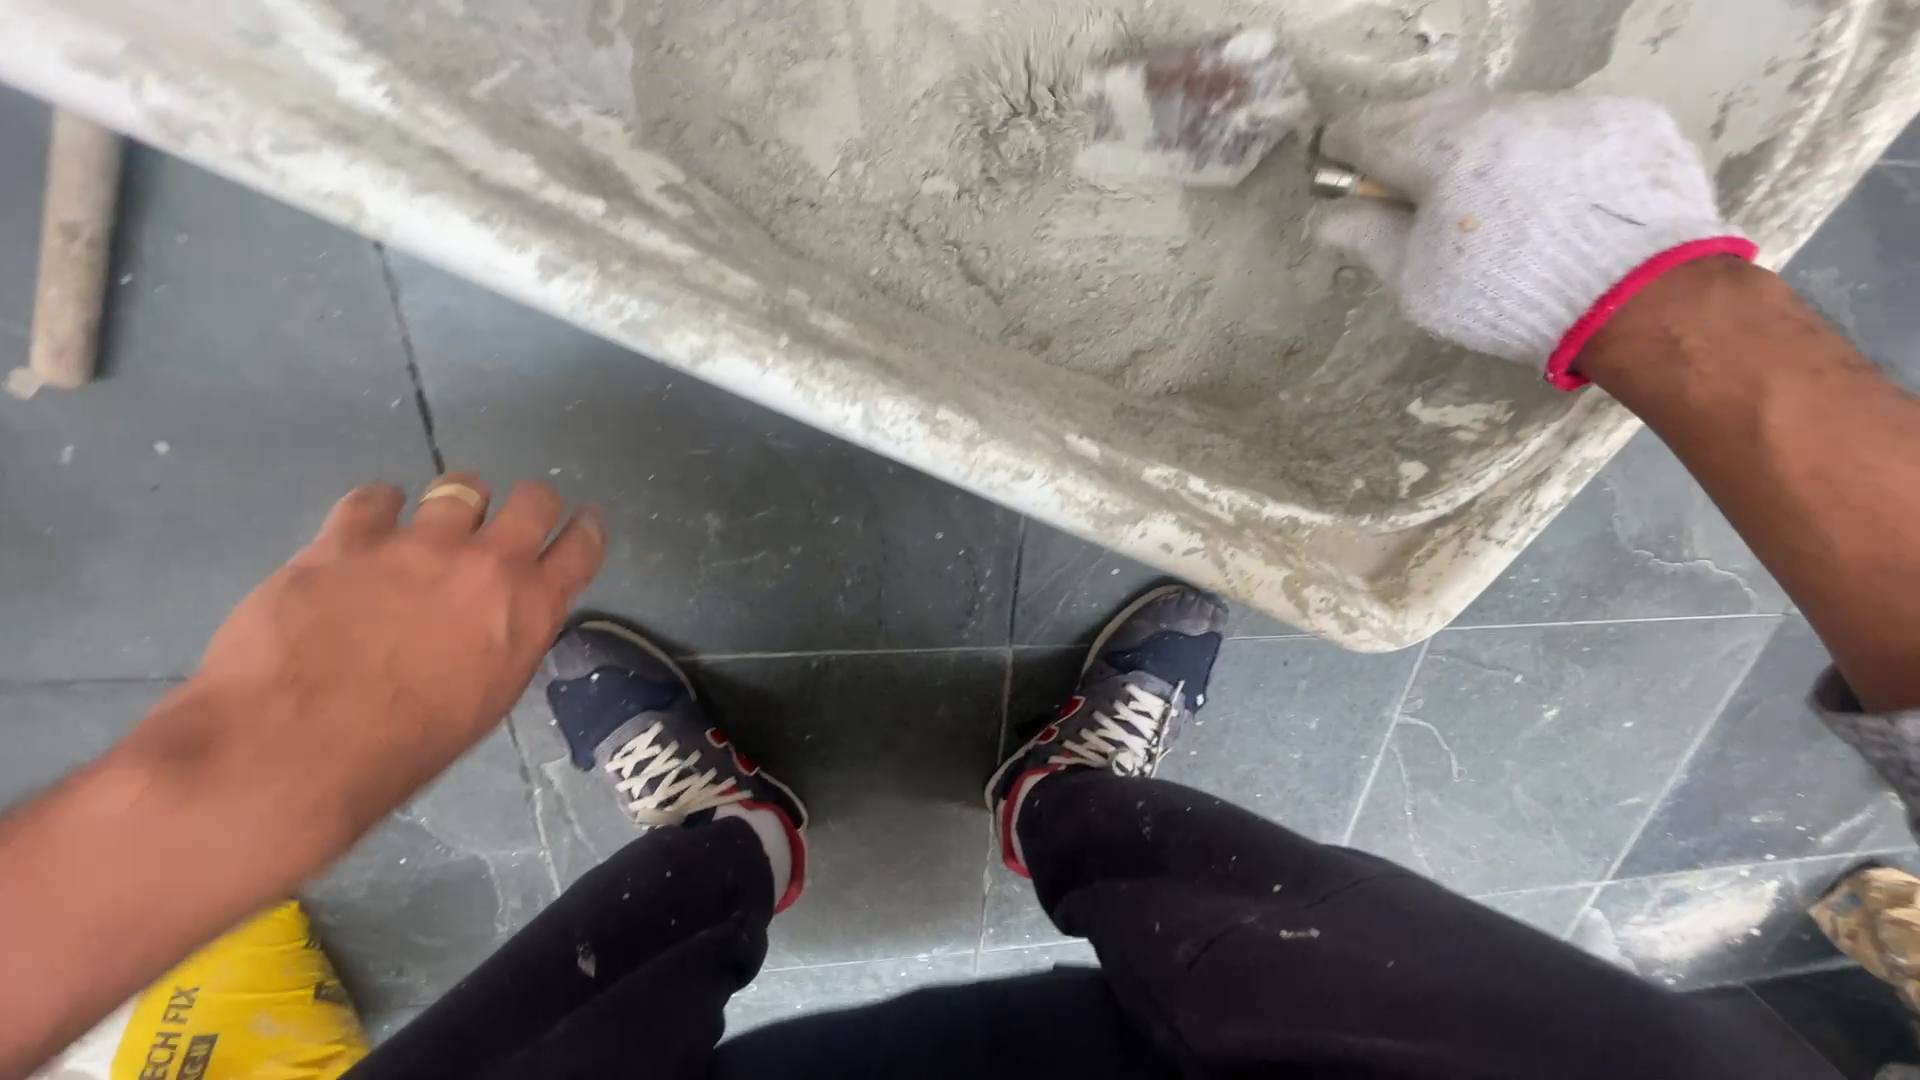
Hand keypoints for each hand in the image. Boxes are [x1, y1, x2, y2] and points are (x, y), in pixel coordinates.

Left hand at [148, 473, 605, 844]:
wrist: (296, 747)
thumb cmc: (408, 744)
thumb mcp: (490, 696)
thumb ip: (509, 640)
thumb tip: (503, 619)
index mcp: (530, 607)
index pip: (581, 547)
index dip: (588, 528)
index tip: (584, 519)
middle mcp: (487, 564)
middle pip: (533, 501)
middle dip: (532, 502)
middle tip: (514, 515)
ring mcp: (417, 545)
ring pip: (459, 488)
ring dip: (460, 498)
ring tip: (441, 513)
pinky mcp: (346, 540)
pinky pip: (374, 498)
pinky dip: (380, 506)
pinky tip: (372, 520)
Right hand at [1315, 90, 1751, 386]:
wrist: (1640, 298)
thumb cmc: (1501, 295)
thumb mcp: (1413, 281)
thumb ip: (1366, 237)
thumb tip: (1328, 213)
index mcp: (1443, 149)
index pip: (1373, 131)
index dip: (1345, 145)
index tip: (1332, 157)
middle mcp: (1505, 111)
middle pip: (1434, 109)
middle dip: (1403, 134)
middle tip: (1391, 168)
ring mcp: (1570, 109)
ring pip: (1497, 114)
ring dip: (1469, 140)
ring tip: (1466, 184)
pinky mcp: (1626, 118)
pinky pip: (1556, 125)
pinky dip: (1529, 149)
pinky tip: (1535, 189)